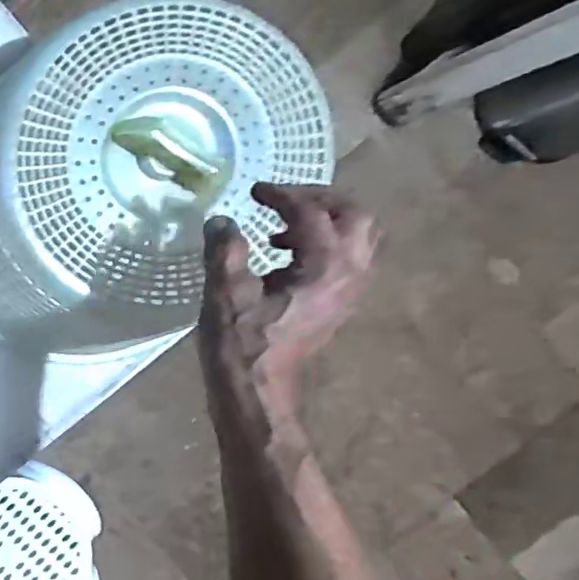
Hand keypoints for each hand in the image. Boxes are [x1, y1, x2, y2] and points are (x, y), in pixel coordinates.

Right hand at [199, 184, 377, 420]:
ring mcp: (350, 289)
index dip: (282, 196)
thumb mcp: (224, 294)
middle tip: (279, 200)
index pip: (311, 214)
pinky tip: (283, 256)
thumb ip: (225, 252)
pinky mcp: (338, 302)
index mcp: (324, 267)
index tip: (253, 191)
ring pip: (357, 236)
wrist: (257, 388)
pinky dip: (321, 243)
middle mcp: (350, 273)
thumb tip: (221, 220)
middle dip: (318, 200)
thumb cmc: (240, 343)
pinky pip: (346, 256)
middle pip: (354, 216)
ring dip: (324, 221)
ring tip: (279, 227)